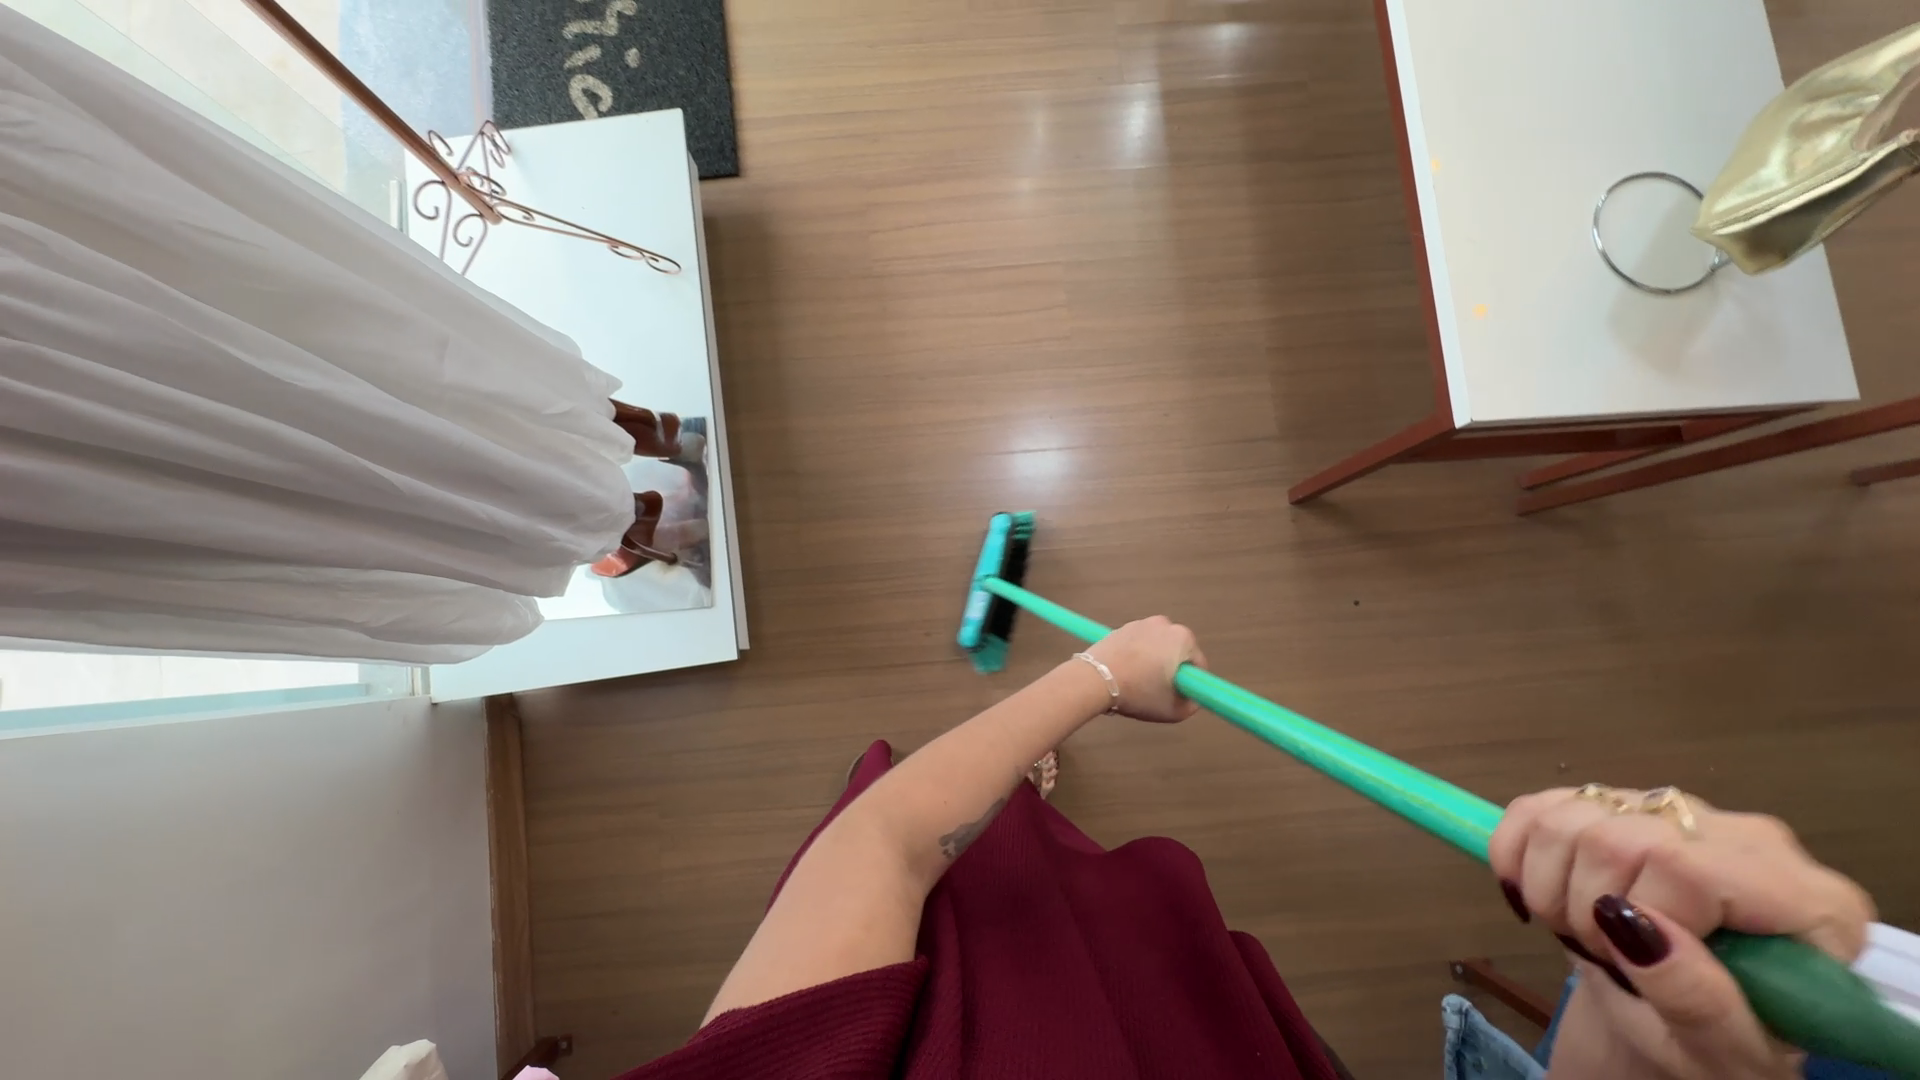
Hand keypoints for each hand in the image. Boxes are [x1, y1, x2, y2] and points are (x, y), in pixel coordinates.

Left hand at [1084, 616, 1205, 722]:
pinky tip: (1126, 672)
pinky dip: (1136, 656)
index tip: (1178, 696)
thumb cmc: (1139, 692)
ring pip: (1157, 647)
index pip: (1197, 664)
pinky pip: (1138, 644)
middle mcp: (1164, 623)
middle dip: (1171, 669)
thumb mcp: (1174, 710)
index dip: (1191, 683)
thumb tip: (1192, 698)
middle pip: (1177, 652)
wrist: (1095, 678)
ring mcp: (1140, 622)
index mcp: (1183, 637)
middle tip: (1158, 690)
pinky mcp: (1121, 627)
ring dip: (1153, 662)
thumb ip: (1192, 704)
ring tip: (1139, 682)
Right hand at [1489, 787, 1874, 1079]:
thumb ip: (1698, 1002)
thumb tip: (1632, 927)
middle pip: (1614, 836)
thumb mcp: (1724, 1055)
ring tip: (1579, 928)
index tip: (1639, 964)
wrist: (1673, 1011)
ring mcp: (1668, 809)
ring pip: (1563, 818)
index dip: (1641, 913)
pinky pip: (1531, 808)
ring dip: (1546, 886)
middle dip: (1583, 906)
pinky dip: (1512, 856)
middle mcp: (1744, 837)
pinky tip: (1537, 892)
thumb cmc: (1715, 1043)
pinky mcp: (1606, 799)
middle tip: (1602, 952)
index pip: (1686, 865)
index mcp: (1807, 899)